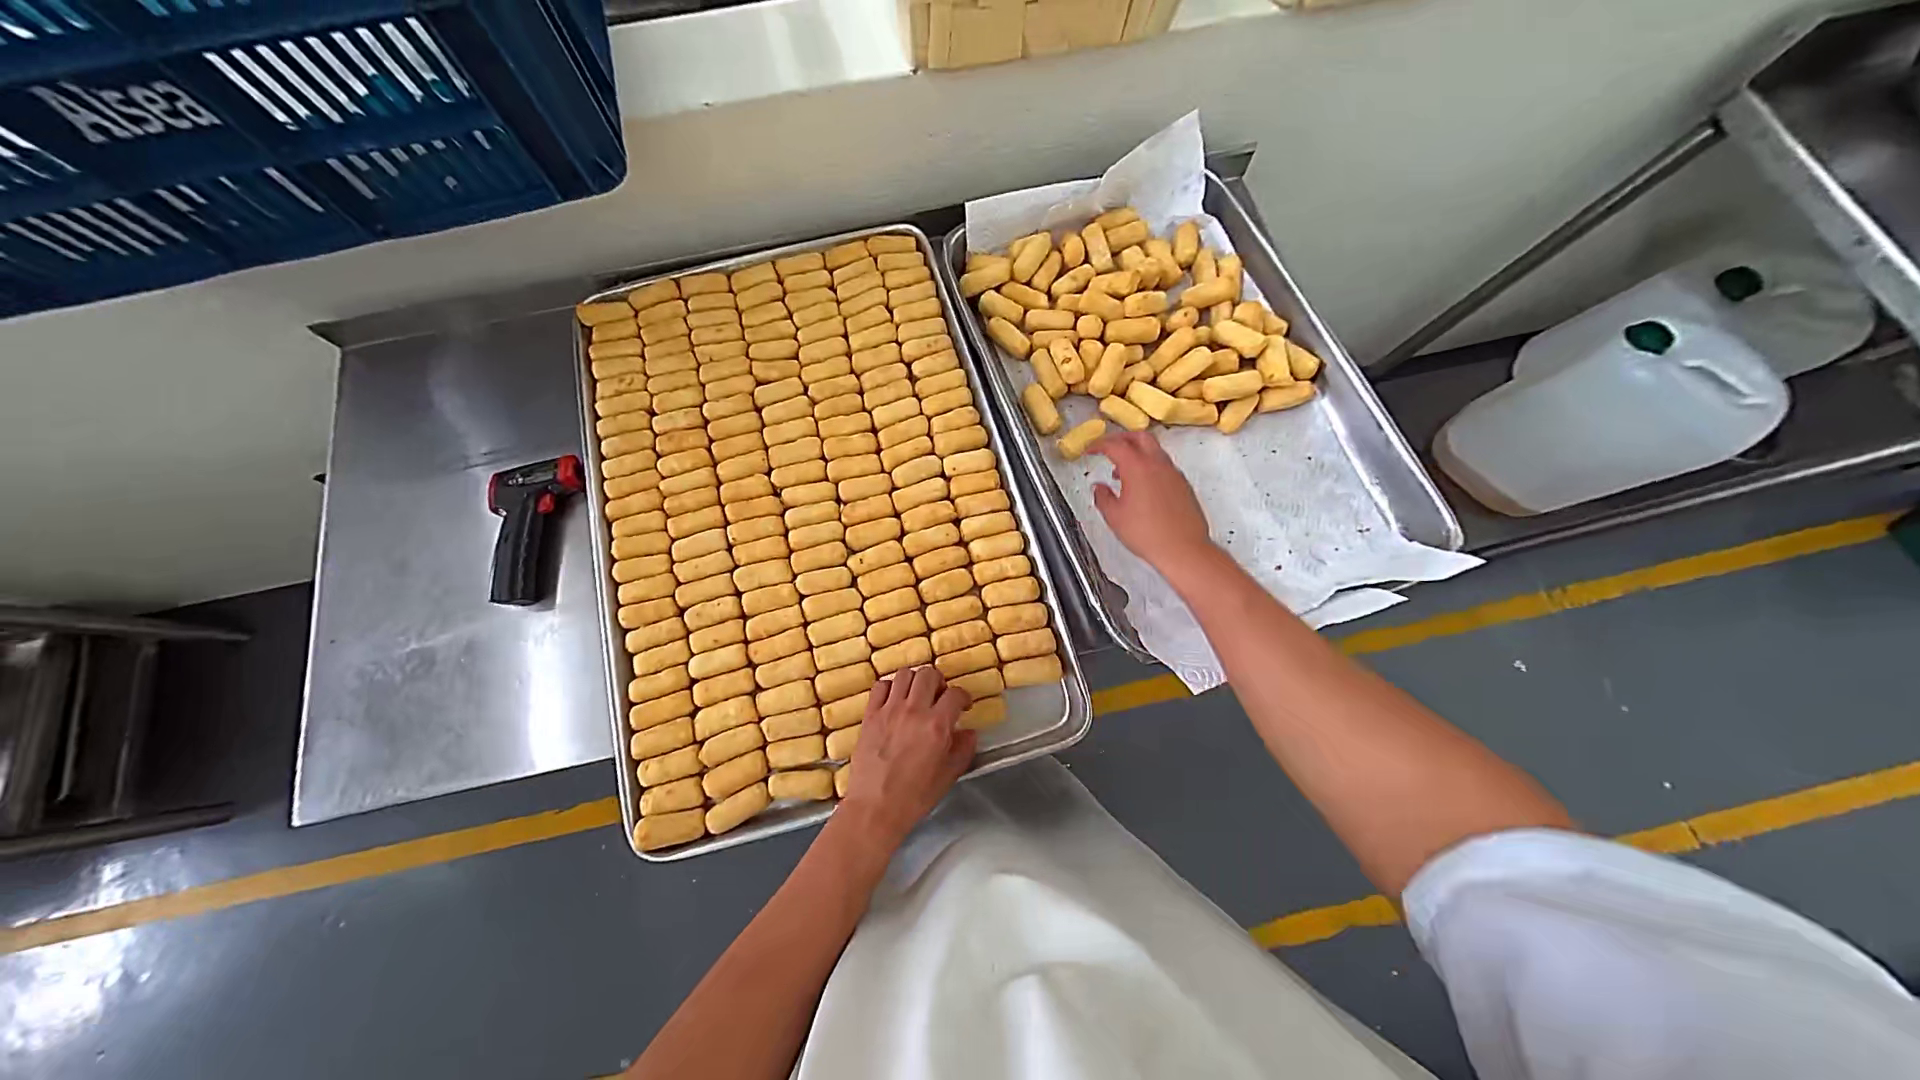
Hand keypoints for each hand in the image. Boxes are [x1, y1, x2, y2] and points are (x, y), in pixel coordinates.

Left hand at [840, 666, 976, 848]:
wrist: (875, 808)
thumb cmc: (914, 797)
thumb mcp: (948, 775)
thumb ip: (963, 749)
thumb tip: (969, 733)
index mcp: (937, 726)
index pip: (956, 694)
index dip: (964, 697)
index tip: (963, 705)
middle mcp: (914, 711)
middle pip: (929, 674)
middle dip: (939, 682)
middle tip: (939, 696)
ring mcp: (889, 710)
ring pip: (904, 674)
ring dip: (915, 681)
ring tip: (917, 695)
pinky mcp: (870, 715)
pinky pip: (880, 687)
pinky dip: (890, 687)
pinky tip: (894, 700)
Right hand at [1088, 430, 1213, 569]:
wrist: (1183, 548)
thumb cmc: (1147, 534)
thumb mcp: (1115, 517)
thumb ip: (1103, 497)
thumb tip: (1099, 488)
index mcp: (1137, 467)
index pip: (1115, 445)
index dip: (1099, 444)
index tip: (1091, 449)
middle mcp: (1158, 464)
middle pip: (1139, 437)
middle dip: (1121, 438)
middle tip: (1109, 448)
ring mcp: (1173, 473)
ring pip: (1154, 450)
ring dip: (1137, 452)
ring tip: (1122, 470)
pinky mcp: (1183, 484)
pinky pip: (1164, 465)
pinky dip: (1150, 465)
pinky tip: (1142, 484)